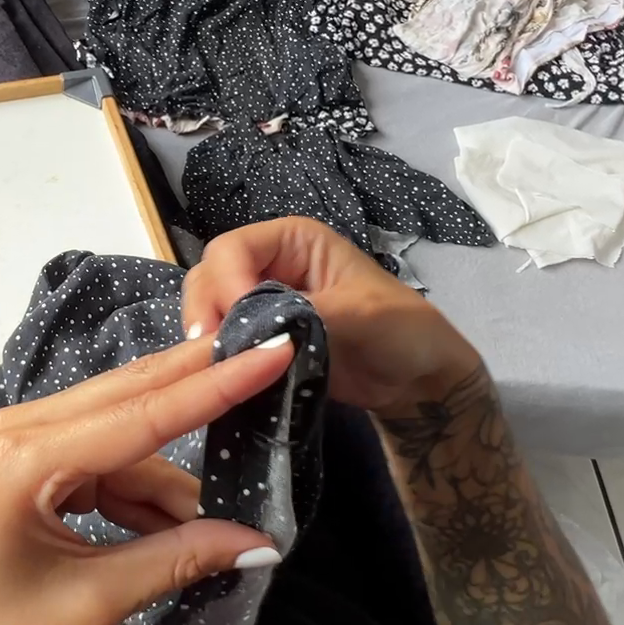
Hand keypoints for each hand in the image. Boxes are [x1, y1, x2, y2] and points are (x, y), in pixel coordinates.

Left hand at [0, 337, 291, 624]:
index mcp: (29, 456)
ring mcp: (28, 434)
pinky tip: (175, 524)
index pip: (142, 413)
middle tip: (269, 359)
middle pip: (134, 394)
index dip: (214, 385)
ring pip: (127, 433)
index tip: (269, 351)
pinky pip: (109, 457)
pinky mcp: (36, 451)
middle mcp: (27, 425)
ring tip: (219, 522)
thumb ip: (175, 561)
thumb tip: (259, 543)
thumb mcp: (88, 601)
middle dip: (203, 381)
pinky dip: (143, 489)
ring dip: (173, 476)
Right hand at [181, 217, 480, 414]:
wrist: (416, 383)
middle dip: (206, 309)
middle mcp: (266, 265)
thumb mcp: (360, 313)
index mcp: (291, 241)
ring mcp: (258, 303)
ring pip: (207, 307)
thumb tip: (255, 327)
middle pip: (209, 274)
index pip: (233, 249)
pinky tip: (221, 373)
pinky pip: (220, 339)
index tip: (235, 324)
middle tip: (212, 349)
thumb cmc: (401, 331)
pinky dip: (215, 355)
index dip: (226, 283)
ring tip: (217, 364)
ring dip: (207, 334)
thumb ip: (305, 312)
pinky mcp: (257, 338)